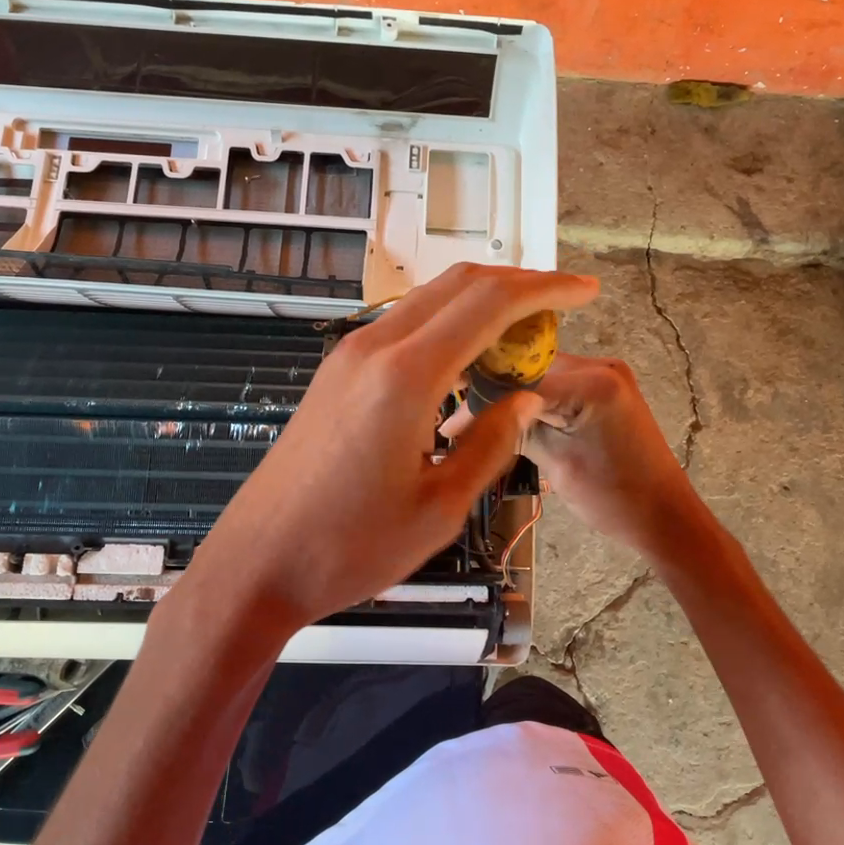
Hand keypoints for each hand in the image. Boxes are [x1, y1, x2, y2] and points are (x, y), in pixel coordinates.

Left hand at [179, 264, 599, 636]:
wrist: (259, 561)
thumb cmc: (348, 547)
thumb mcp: (440, 507)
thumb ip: (492, 442)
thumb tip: (526, 397)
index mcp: (406, 375)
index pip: (489, 302)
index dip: (545, 289)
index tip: (585, 291)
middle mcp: (373, 349)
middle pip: (457, 285)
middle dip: (516, 283)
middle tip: (561, 303)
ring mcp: (348, 357)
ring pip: (426, 300)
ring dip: (478, 302)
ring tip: (522, 331)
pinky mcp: (335, 374)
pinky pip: (401, 326)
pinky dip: (444, 324)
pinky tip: (466, 357)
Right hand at [448, 353, 695, 559]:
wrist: (665, 518)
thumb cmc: (614, 500)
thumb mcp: (555, 463)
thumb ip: (515, 429)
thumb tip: (467, 417)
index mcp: (593, 382)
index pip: (519, 380)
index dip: (479, 398)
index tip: (446, 418)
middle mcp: (600, 365)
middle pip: (528, 369)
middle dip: (490, 391)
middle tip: (452, 416)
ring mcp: (605, 373)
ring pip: (538, 375)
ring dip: (507, 394)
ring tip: (469, 416)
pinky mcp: (604, 387)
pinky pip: (556, 385)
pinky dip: (530, 400)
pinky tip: (503, 414)